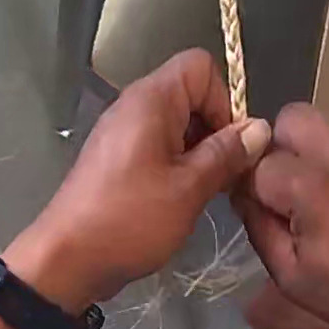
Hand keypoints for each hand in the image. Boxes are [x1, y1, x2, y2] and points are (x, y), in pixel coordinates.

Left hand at [7, 49, 270, 310]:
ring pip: (173, 131)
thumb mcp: (188, 190)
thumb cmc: (130, 221)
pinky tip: (176, 206)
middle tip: (223, 182)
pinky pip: (154, 154)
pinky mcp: (114, 166)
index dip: (225, 103)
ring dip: (195, 159)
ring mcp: (120, 137)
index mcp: (151, 99)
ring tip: (200, 199)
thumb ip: (225, 155)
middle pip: (189, 99)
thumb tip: (260, 129)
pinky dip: (173, 172)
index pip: (201, 68)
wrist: (69, 260)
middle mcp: (133, 107)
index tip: (231, 151)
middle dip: (214, 135)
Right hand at [234, 104, 328, 328]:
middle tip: (297, 195)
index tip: (269, 213)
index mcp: (313, 189)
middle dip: (284, 152)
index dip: (257, 190)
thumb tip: (244, 193)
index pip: (258, 165)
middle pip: (292, 120)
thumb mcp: (290, 278)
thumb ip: (259, 228)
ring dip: (322, 160)